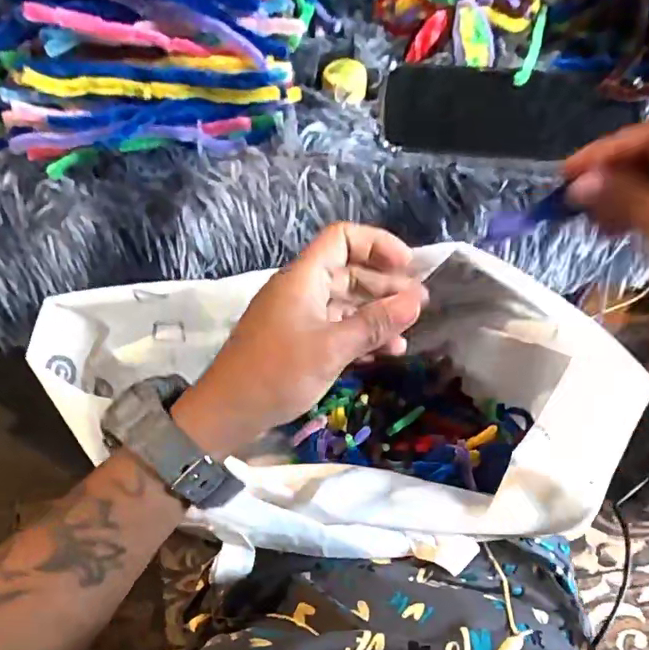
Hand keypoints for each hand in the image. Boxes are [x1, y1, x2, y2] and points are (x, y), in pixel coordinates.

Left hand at [174, 223, 427, 456]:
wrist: (228, 411)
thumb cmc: (278, 374)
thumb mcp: (332, 348)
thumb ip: (375, 324)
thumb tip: (416, 301)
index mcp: (304, 277)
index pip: (343, 238)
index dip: (378, 245)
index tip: (408, 268)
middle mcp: (301, 290)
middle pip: (348, 272)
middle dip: (385, 286)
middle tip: (419, 306)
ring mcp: (297, 318)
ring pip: (344, 305)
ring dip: (375, 316)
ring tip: (406, 336)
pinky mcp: (296, 343)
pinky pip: (333, 329)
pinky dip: (358, 336)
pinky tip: (383, 354)